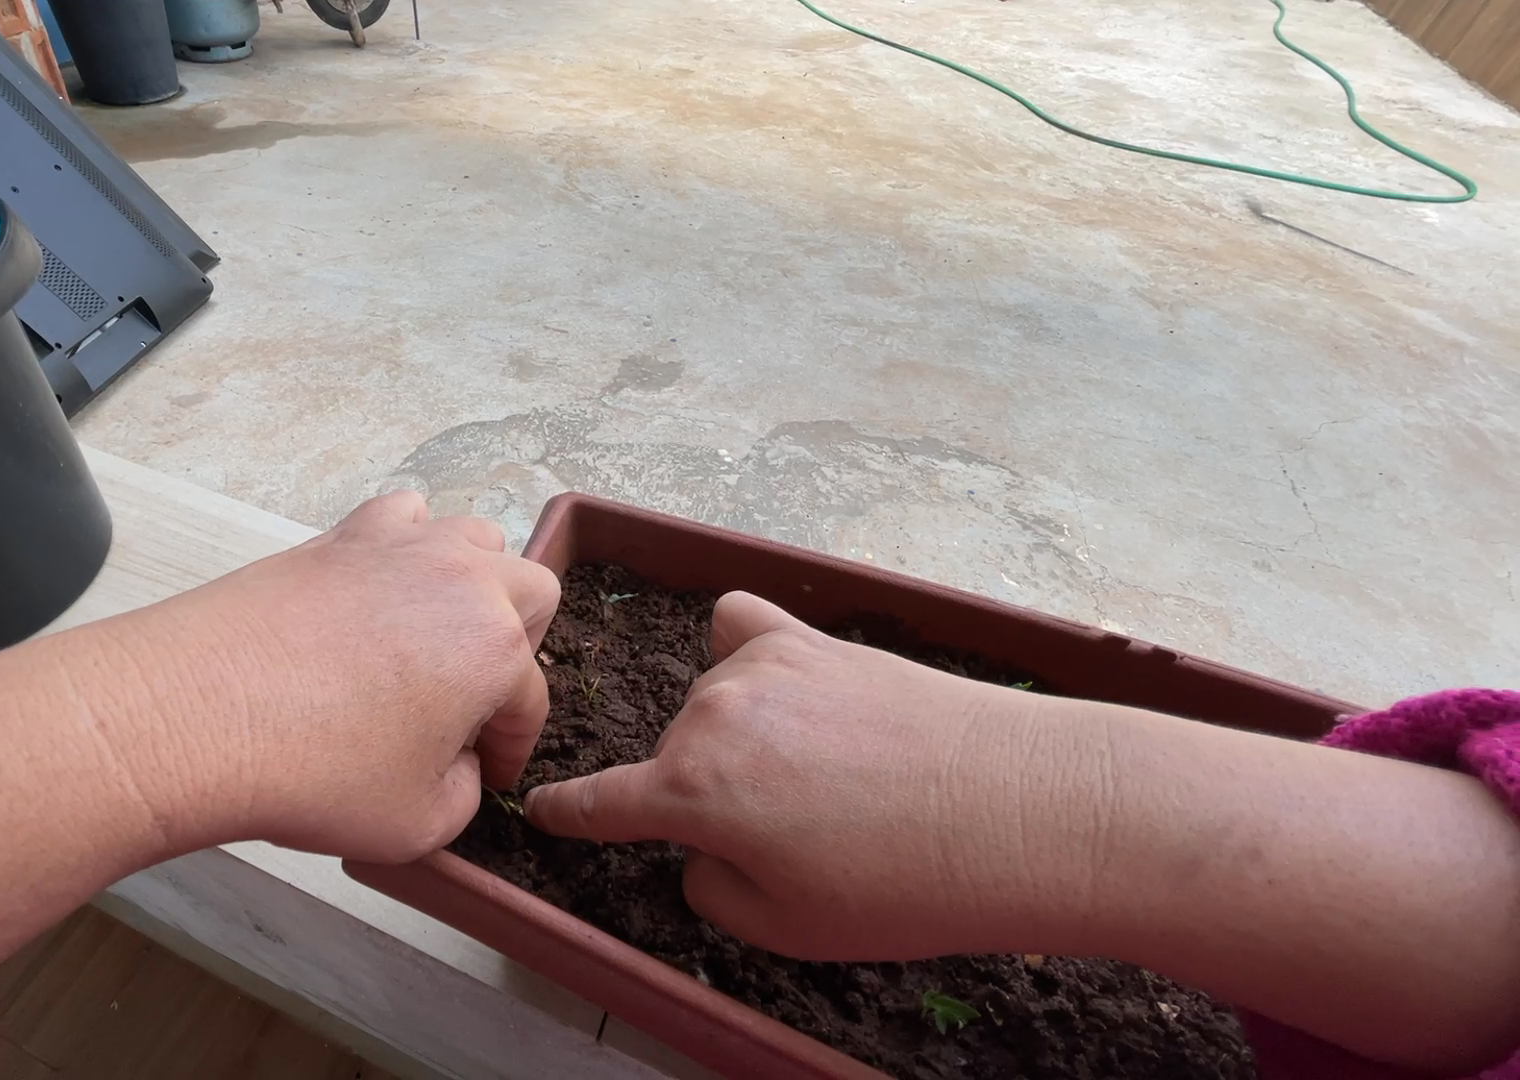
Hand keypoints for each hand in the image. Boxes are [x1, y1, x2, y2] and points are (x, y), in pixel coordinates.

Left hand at [59, 491, 558, 863]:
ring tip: (438, 630)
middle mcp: (465, 582)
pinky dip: (408, 545)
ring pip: (477, 539)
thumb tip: (459, 762)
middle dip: (519, 646)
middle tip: (474, 693)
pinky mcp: (346, 533)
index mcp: (496, 649)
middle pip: (533, 594)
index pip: (528, 702)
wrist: (192, 716)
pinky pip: (403, 517)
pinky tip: (384, 583)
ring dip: (474, 584)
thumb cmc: (314, 774)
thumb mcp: (417, 823)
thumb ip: (465, 792)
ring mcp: (405, 547)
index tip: (487, 772)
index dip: (511, 746)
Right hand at [522, 591, 1100, 961]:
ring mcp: (756, 665)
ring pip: (708, 704)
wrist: (1025, 807)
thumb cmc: (908, 885)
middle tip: (788, 831)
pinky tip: (778, 672)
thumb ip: (711, 885)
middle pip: (673, 759)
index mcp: (692, 791)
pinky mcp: (805, 636)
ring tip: (813, 766)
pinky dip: (740, 650)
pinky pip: (739, 626)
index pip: (600, 803)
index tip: (542, 809)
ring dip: (734, 737)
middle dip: (705, 796)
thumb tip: (702, 842)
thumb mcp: (788, 930)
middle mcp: (708, 715)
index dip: (567, 813)